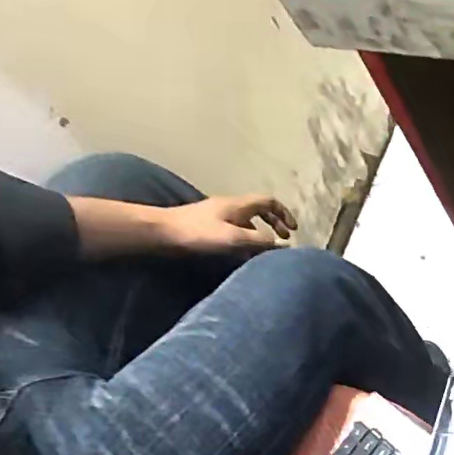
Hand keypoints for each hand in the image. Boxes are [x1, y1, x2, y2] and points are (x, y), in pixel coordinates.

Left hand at [157, 196, 296, 254]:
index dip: (285, 214)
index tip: (293, 230)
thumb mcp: (234, 238)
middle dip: (276, 223)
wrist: (160, 233)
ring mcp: (218, 216)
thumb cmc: (198, 233)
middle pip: (260, 210)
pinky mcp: (208, 227)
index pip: (270, 202)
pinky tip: (244, 253)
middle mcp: (231, 207)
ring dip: (261, 233)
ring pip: (248, 221)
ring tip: (266, 249)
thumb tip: (280, 244)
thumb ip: (260, 240)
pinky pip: (236, 229)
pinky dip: (247, 238)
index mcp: (239, 205)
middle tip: (284, 239)